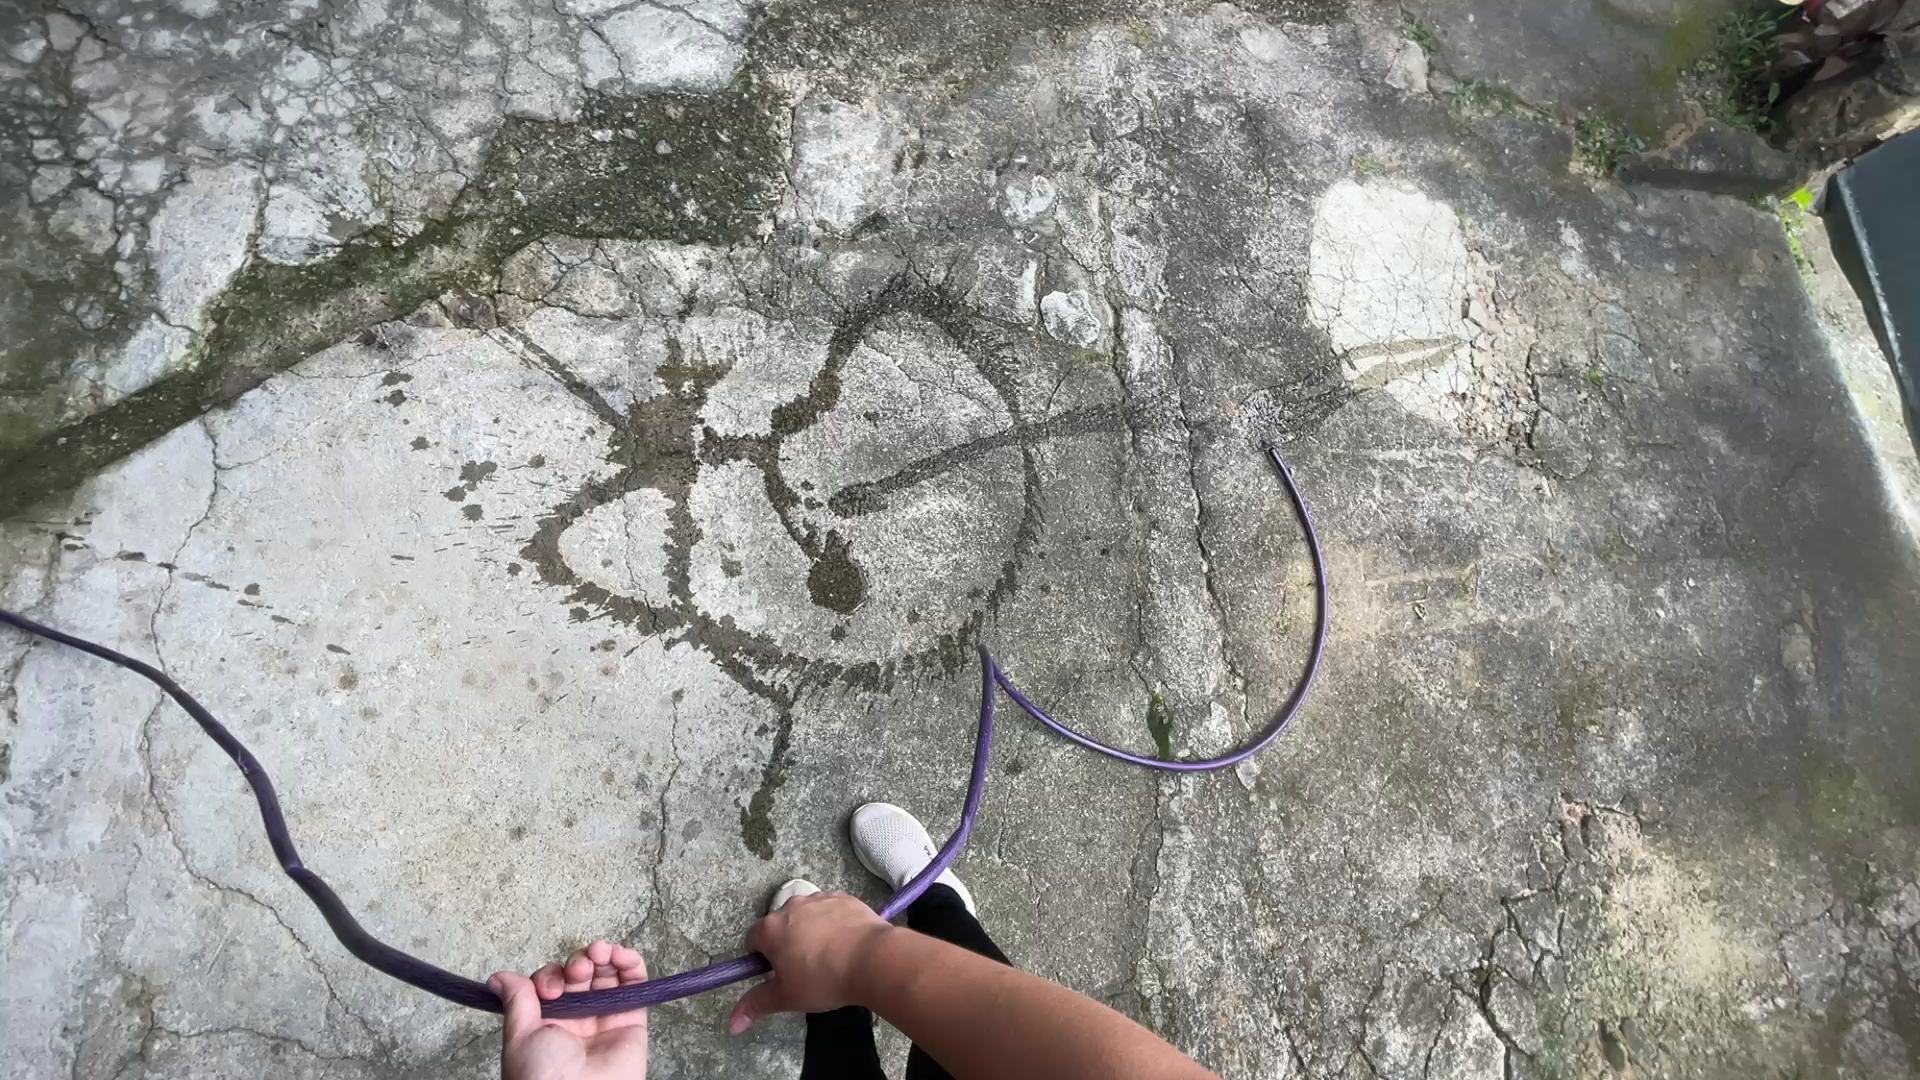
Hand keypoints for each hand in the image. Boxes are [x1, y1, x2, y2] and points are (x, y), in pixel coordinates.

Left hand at [490, 940, 648, 1079]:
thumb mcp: (521, 1039)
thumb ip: (518, 1002)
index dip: (552, 976)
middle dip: (580, 961)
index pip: (553, 983)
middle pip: (582, 972)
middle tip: (578, 971)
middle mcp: (577, 1016)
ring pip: (608, 971)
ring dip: (605, 954)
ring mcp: (606, 1014)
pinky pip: (636, 981)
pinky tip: (621, 954)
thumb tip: (497, 977)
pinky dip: (631, 961)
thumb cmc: (544, 1077)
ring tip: (602, 952)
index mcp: (548, 1023)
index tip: (552, 990)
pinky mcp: (633, 1014)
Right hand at [728, 891, 894, 1033]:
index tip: (776, 974)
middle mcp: (793, 905)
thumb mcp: (785, 997)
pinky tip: (844, 943)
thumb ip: (756, 1004)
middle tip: (802, 969)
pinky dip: (831, 923)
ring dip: (809, 931)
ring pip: (806, 916)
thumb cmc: (822, 979)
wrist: (870, 958)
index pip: (753, 938)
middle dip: (786, 944)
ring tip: (827, 957)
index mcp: (772, 927)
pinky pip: (829, 910)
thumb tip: (732, 1024)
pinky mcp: (843, 896)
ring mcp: (820, 897)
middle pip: (780, 925)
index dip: (761, 958)